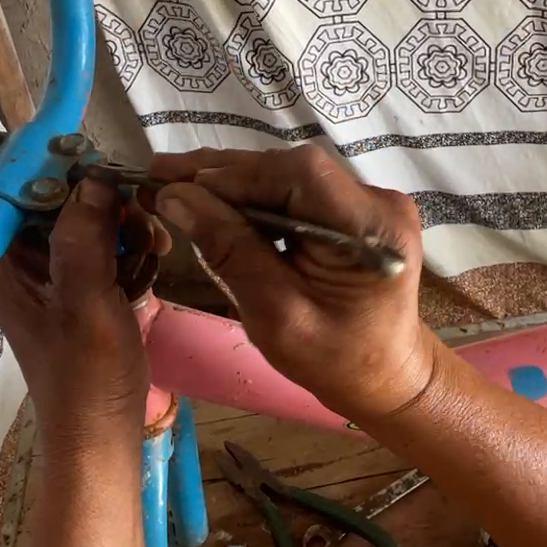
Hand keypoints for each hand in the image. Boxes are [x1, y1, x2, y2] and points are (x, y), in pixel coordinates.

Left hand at [0, 178, 168, 445]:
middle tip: (141, 226)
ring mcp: (59, 273)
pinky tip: (153, 268)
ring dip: (128, 227)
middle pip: (63, 198)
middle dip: (107, 203)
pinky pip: (110, 246)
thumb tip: (93, 179)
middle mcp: (27, 260)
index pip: (17, 189)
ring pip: (93, 219)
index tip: (102, 168)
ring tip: (155, 254)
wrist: (104, 434)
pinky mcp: (87, 286)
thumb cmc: (87, 379)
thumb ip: (85, 241)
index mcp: (7, 262)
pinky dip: (134, 250)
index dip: (56, 169)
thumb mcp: (87, 306)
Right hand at [147, 146, 434, 421]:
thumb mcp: (275, 315)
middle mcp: (377, 203)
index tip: (177, 184)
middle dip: (224, 174)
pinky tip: (215, 202)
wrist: (386, 377)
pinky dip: (254, 198)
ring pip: (289, 177)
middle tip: (159, 174)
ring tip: (175, 184)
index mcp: (371, 231)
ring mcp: (368, 203)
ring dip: (233, 183)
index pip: (300, 175)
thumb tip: (175, 197)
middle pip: (292, 170)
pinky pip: (297, 192)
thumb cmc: (334, 362)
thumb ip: (230, 251)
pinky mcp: (354, 210)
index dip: (235, 174)